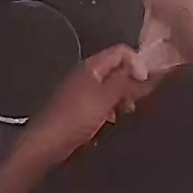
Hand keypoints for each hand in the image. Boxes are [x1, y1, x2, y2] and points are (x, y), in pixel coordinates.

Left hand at [16, 45, 159, 166]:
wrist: (48, 141)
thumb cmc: (77, 116)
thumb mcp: (106, 97)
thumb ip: (124, 81)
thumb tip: (141, 71)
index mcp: (92, 66)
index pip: (121, 51)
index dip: (137, 63)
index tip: (144, 82)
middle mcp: (87, 73)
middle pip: (117, 68)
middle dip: (130, 82)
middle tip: (135, 101)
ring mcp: (82, 89)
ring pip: (110, 86)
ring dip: (122, 97)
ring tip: (125, 112)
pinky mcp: (79, 105)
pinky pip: (102, 100)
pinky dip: (111, 108)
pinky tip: (112, 120)